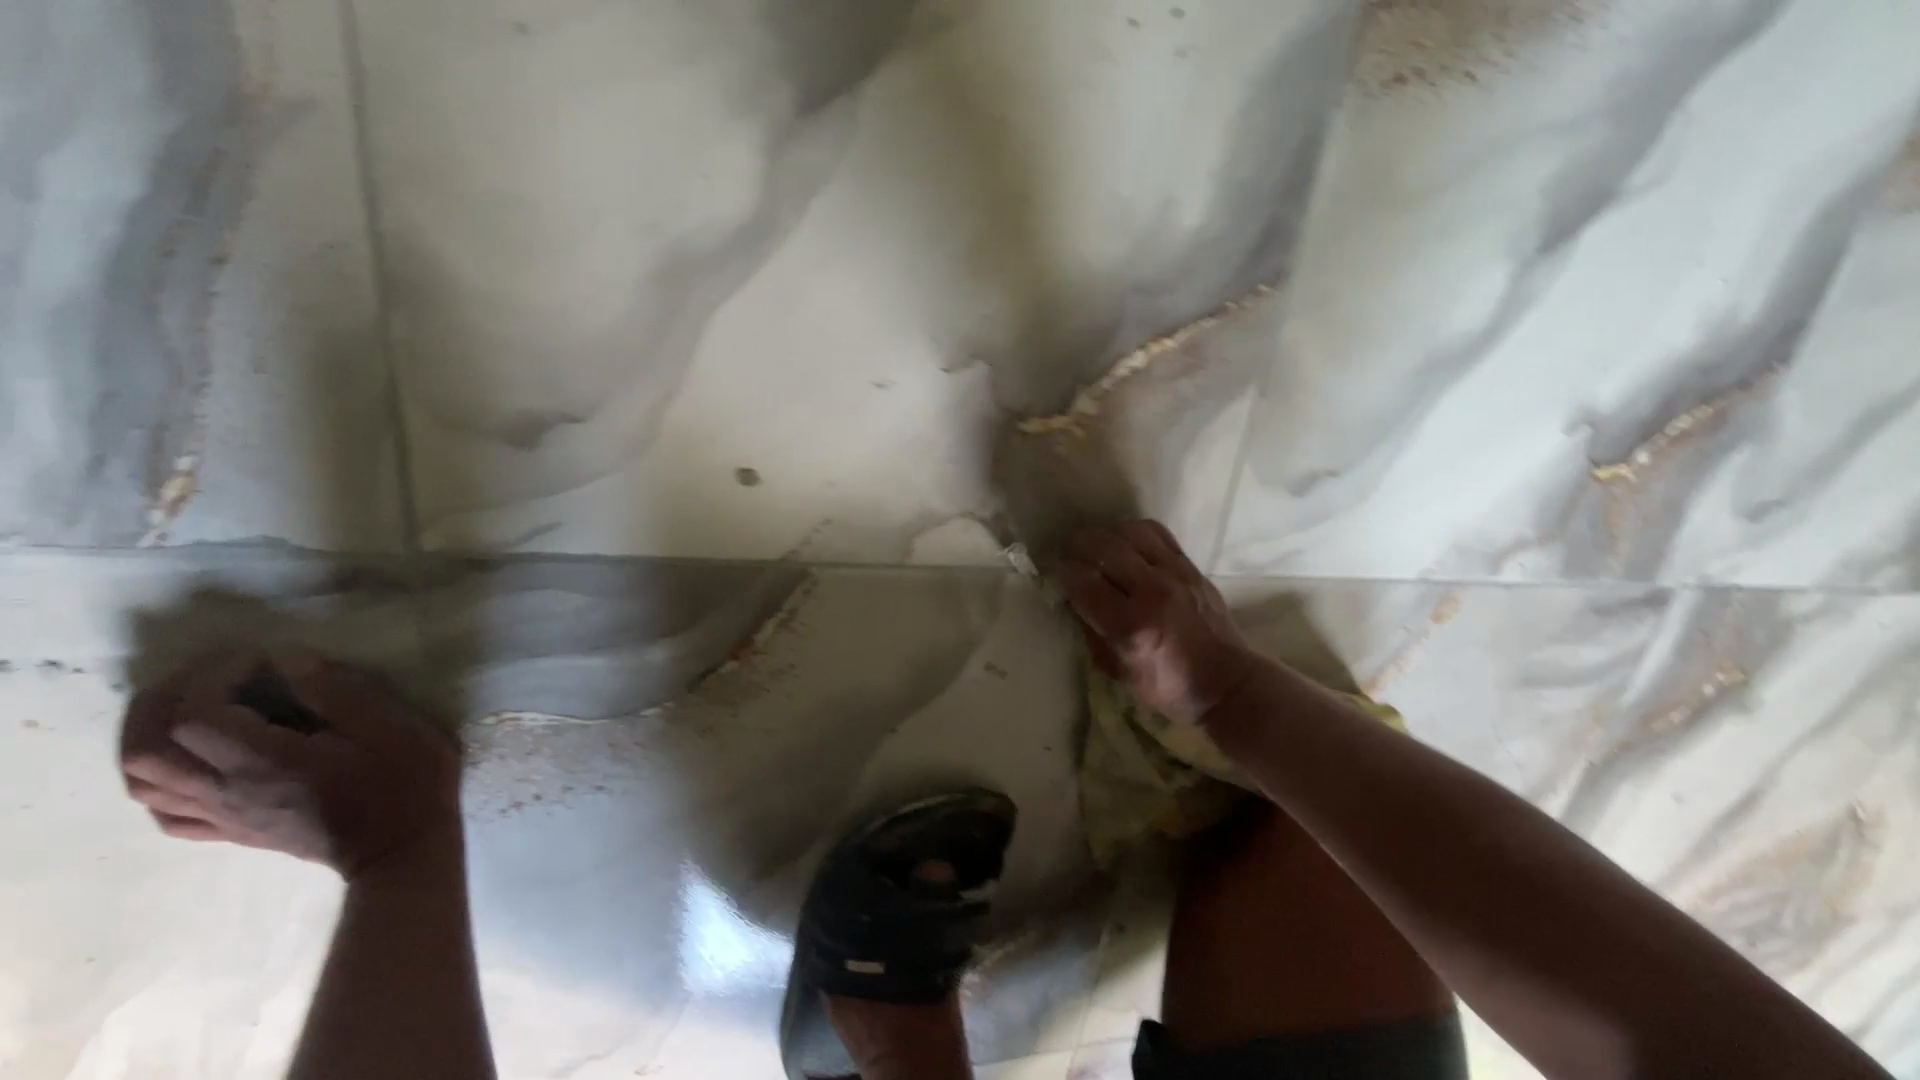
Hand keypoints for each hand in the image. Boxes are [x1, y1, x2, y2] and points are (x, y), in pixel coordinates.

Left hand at [120, 651, 463, 879]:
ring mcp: (223, 817)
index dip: (218, 673)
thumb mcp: (391, 725)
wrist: (403, 850)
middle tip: (212, 675)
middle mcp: (226, 792)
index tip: (264, 658)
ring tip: (192, 708)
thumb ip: (337, 689)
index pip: (197, 712)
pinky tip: (195, 760)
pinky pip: (167, 812)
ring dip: (152, 737)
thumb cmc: (405, 784)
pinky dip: (164, 780)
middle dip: (164, 700)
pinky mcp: (232, 832)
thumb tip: (290, 659)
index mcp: (264, 763)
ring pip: (144, 781)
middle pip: (145, 748)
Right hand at [1056, 520, 1259, 724]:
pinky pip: (1156, 533)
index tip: (1060, 578)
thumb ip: (1091, 632)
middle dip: (1077, 548)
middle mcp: (1152, 592)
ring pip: (1129, 531)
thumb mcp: (1117, 670)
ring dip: (1106, 536)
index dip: (1064, 575)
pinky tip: (1127, 546)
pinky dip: (1134, 534)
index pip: (1083, 582)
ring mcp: (1175, 574)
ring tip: (1099, 550)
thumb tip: (1074, 598)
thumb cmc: (1167, 686)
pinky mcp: (1190, 566)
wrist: (1225, 681)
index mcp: (1131, 627)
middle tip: (1071, 558)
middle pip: (1102, 547)